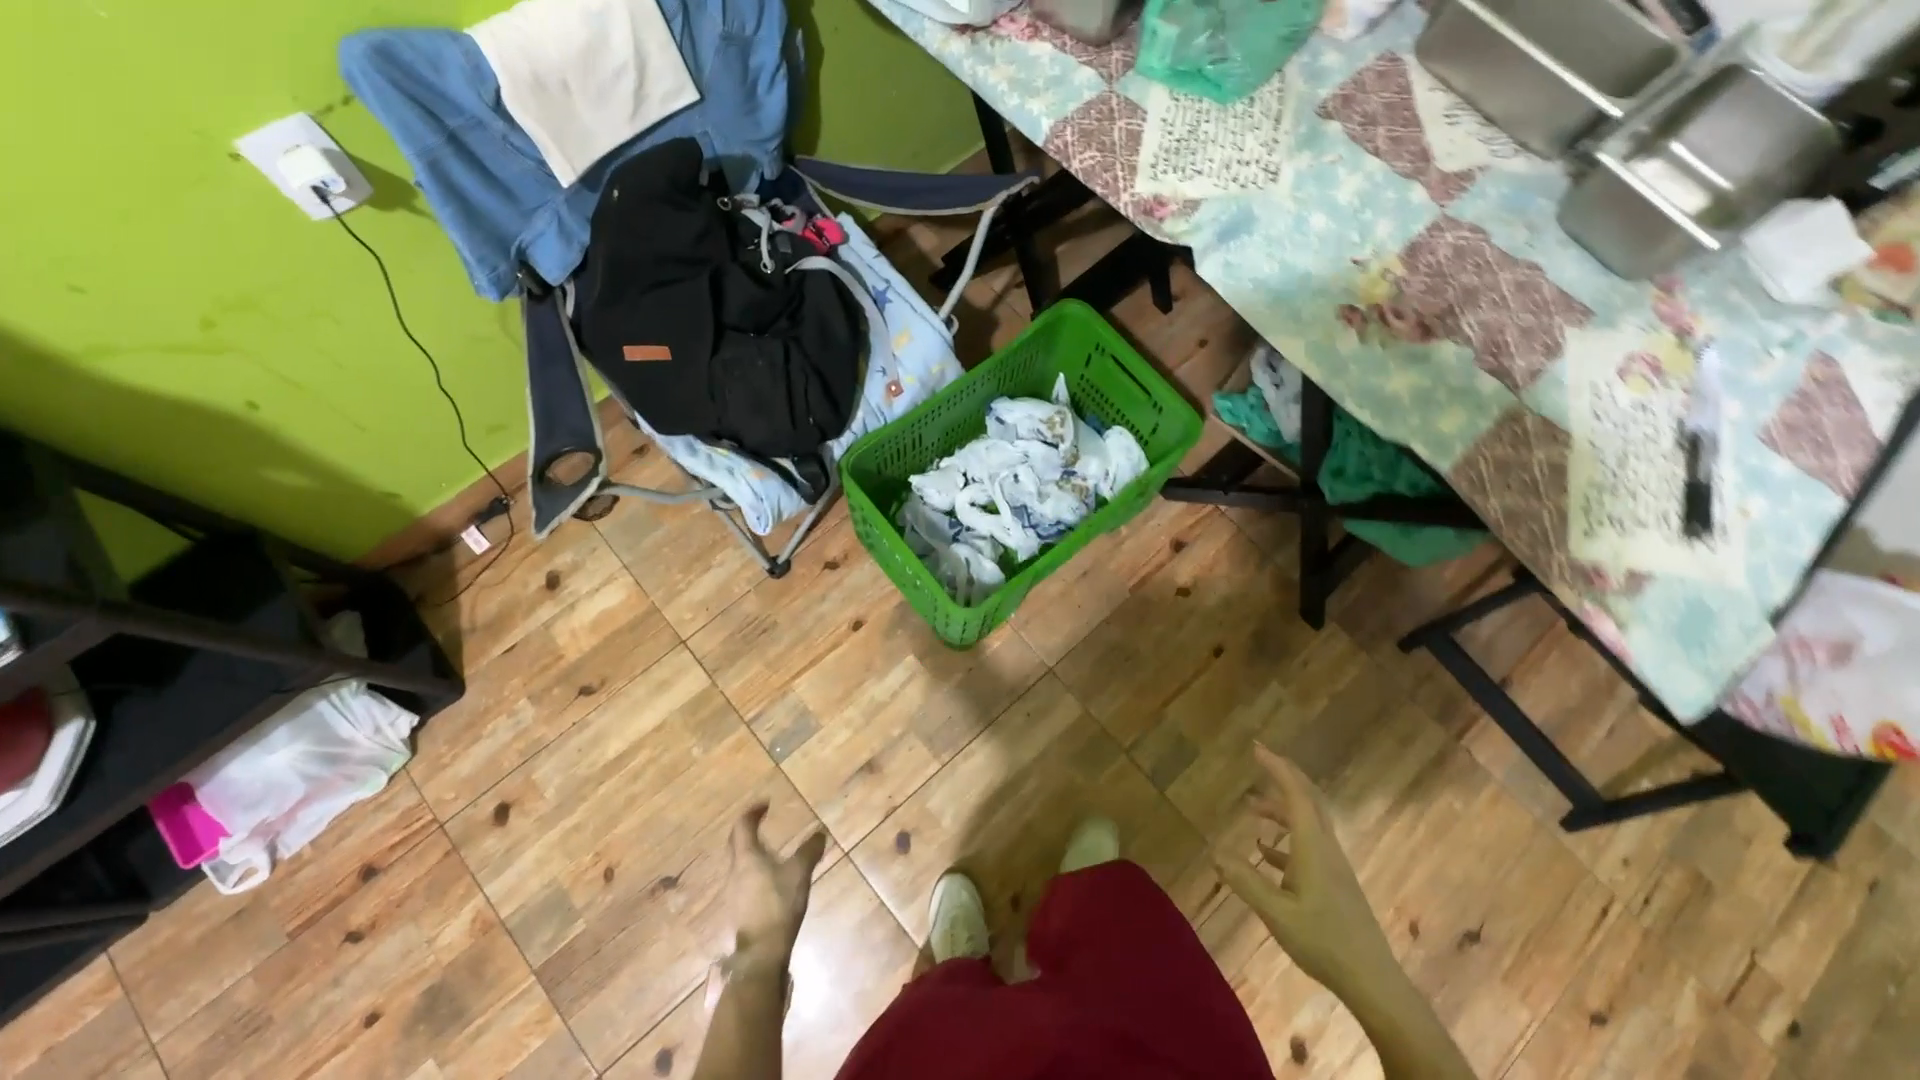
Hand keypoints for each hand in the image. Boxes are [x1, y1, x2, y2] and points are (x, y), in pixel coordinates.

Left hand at [727, 802, 828, 967]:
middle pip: (736, 844)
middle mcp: (734, 871)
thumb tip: (820, 833)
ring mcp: (732, 893)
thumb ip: (809, 852)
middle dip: (747, 831)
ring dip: (751, 854)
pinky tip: (768, 885)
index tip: (765, 804)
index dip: (753, 812)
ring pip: (738, 865)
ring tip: (769, 854)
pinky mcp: (735, 911)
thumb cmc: (777, 906)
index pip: (743, 826)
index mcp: (746, 857)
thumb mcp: (799, 875)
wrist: (759, 953)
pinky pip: (742, 883)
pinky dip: (753, 874)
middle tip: (762, 824)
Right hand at [1212, 745, 1399, 999]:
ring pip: (1307, 823)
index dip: (1277, 768)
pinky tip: (1264, 851)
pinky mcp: (1334, 883)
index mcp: (1314, 847)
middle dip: (1283, 778)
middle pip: (1308, 801)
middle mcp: (1326, 848)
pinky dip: (1285, 839)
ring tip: (1251, 808)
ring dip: (1281, 809)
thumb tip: (1214, 852)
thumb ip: (1245, 881)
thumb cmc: (1323, 941)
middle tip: (1259, 761)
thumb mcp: (1276, 913)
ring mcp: (1332, 866)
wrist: (1370, 978)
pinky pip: (1307, 846)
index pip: (1296, 795)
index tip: (1256, 748)